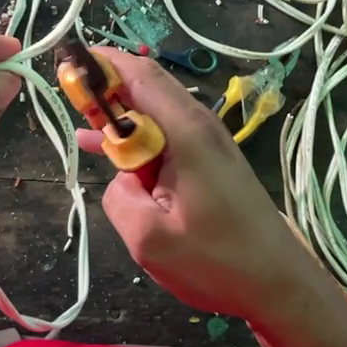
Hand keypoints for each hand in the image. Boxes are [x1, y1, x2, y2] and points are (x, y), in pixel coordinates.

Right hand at [75, 47, 318, 321]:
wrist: (280, 284)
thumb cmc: (217, 261)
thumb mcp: (149, 240)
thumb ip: (119, 197)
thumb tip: (121, 178)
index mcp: (184, 132)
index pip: (139, 75)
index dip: (101, 63)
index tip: (66, 65)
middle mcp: (198, 125)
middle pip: (147, 85)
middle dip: (106, 86)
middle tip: (68, 96)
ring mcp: (209, 141)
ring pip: (155, 111)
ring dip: (119, 116)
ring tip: (81, 128)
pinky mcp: (211, 160)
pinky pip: (166, 134)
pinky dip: (136, 137)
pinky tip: (108, 152)